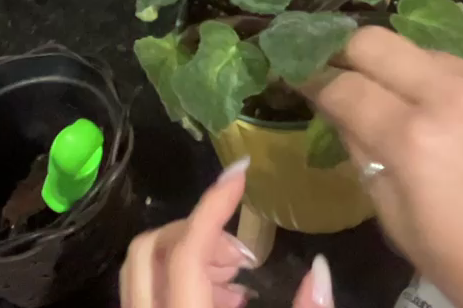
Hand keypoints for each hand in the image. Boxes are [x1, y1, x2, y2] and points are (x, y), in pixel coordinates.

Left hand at [120, 158, 333, 307]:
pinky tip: (224, 298)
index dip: (213, 204)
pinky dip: (179, 277)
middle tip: (240, 248)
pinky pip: (146, 292)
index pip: (187, 250)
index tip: (243, 169)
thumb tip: (321, 268)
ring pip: (141, 268)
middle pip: (149, 248)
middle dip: (195, 229)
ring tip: (236, 275)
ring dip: (188, 253)